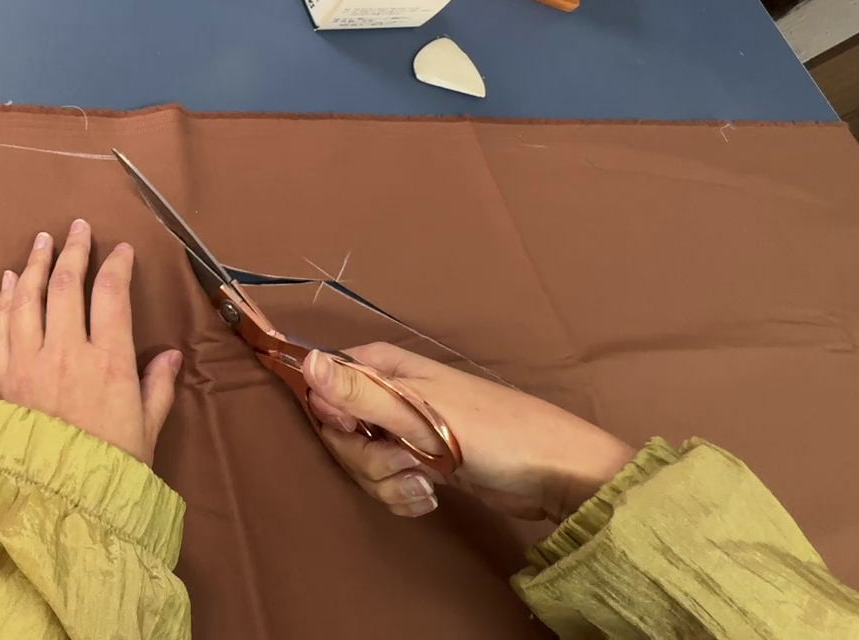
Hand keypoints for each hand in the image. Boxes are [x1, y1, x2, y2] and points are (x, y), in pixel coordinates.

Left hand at [0, 219, 182, 465]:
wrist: (53, 505)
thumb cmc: (108, 470)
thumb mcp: (147, 431)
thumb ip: (158, 388)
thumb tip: (172, 354)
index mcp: (109, 361)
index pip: (112, 294)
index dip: (116, 265)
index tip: (120, 249)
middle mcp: (67, 350)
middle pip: (68, 284)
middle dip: (74, 249)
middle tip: (78, 226)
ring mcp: (29, 360)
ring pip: (30, 297)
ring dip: (36, 264)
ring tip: (42, 240)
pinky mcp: (2, 375)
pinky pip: (1, 326)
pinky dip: (5, 299)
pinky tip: (8, 280)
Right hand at [303, 343, 634, 521]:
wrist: (555, 474)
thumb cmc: (489, 431)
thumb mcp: (419, 412)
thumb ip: (358, 391)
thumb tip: (303, 360)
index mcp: (378, 366)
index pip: (322, 386)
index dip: (334, 417)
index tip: (361, 433)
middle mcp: (382, 392)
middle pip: (337, 430)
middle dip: (365, 459)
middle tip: (405, 464)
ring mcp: (399, 427)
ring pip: (359, 460)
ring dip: (386, 482)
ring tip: (427, 485)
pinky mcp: (415, 460)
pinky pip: (383, 480)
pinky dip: (401, 494)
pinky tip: (431, 498)